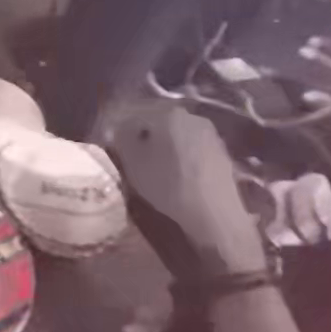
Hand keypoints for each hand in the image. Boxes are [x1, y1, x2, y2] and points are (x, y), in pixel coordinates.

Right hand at [111, 103, 264, 272]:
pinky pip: (190, 150)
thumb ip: (118, 141)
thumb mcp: (129, 164)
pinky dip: (178, 160)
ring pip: (174, 137)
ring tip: (150, 172)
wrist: (213, 217)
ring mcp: (210, 135)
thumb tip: (112, 131)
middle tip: (128, 161)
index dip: (116, 134)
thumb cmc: (165, 186)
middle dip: (141, 139)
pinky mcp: (221, 154)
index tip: (110, 152)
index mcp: (166, 114)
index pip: (131, 116)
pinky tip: (173, 179)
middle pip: (155, 124)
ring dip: (160, 149)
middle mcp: (191, 116)